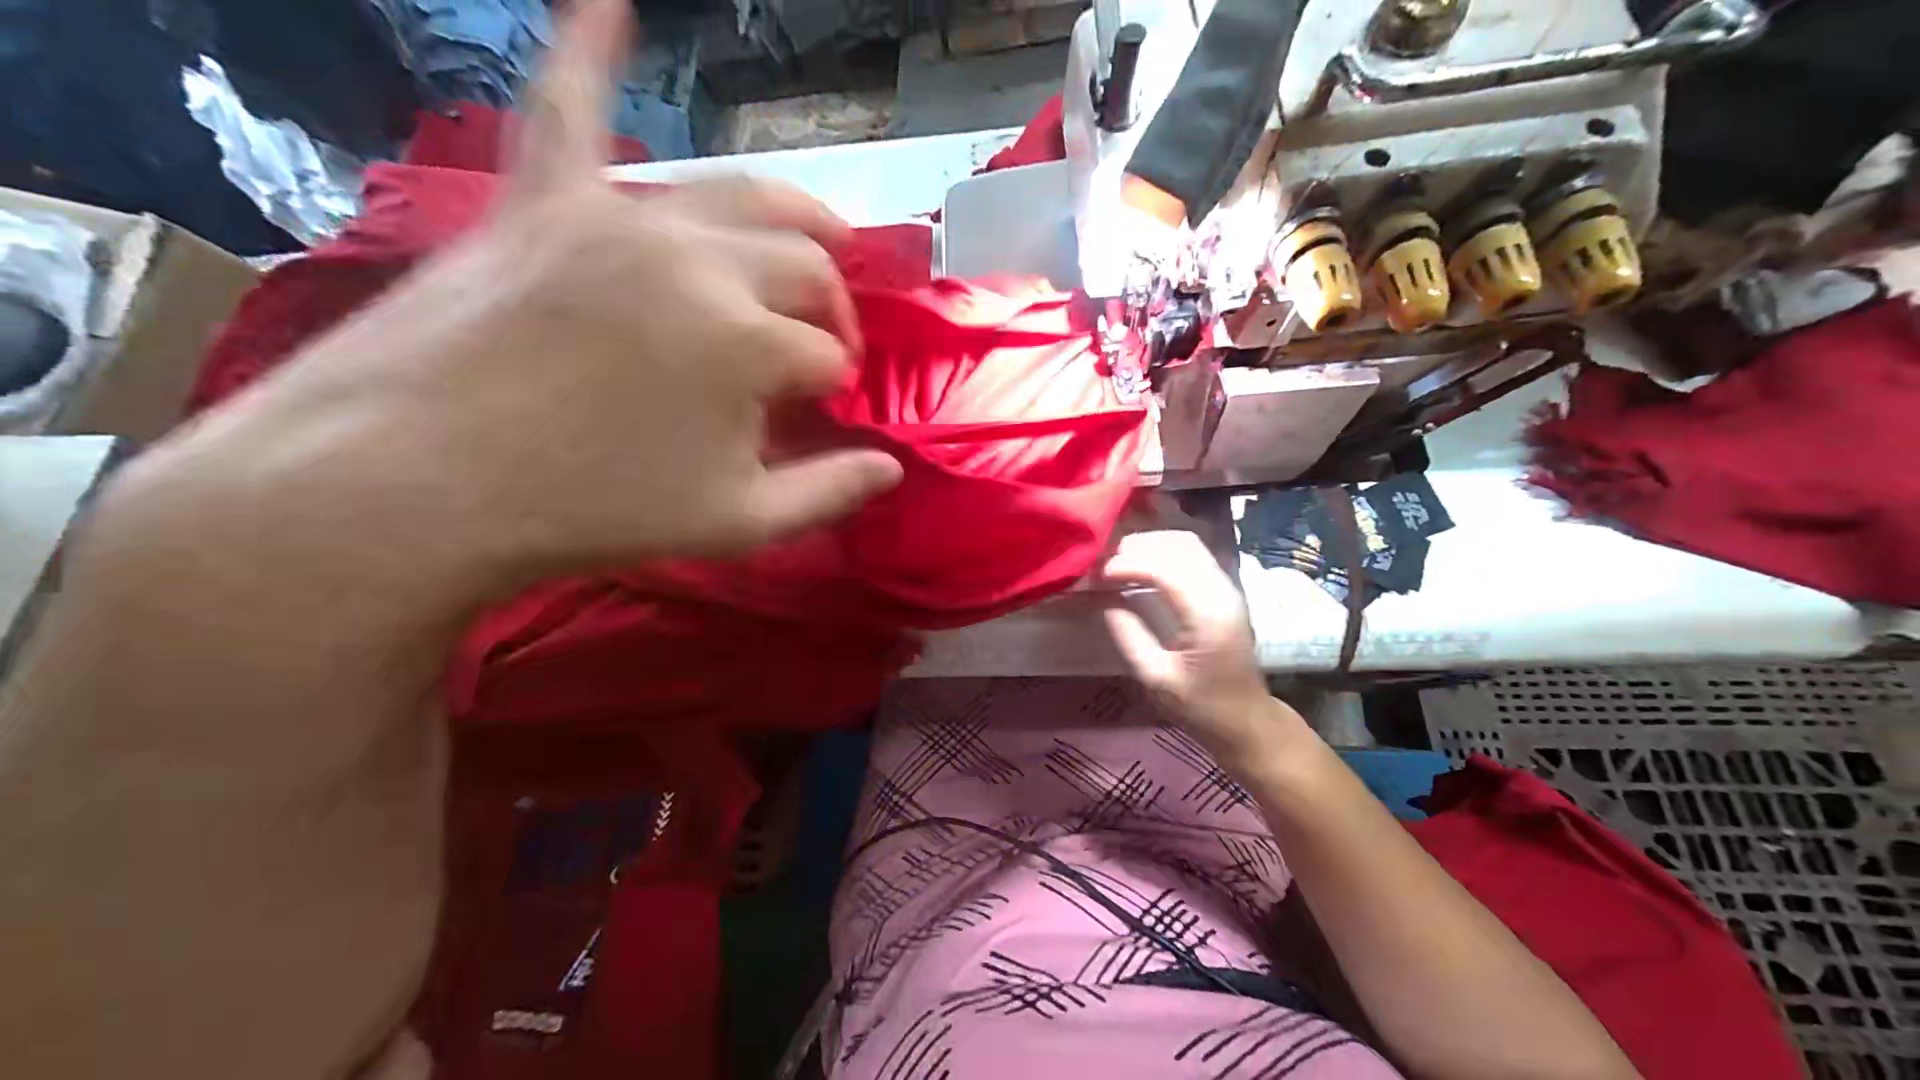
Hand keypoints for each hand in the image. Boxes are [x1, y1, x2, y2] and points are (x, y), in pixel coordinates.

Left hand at [144, 0, 900, 604]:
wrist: (419, 485)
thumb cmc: (594, 512)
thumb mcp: (736, 523)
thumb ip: (828, 493)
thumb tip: (891, 466)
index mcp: (750, 342)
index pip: (826, 354)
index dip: (835, 386)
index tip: (822, 414)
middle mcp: (701, 261)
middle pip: (803, 266)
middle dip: (831, 308)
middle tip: (824, 343)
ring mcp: (620, 220)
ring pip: (739, 195)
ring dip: (795, 214)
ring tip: (823, 232)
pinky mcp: (544, 205)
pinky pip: (567, 110)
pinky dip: (585, 50)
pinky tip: (604, 0)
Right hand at [1102, 530, 1305, 764]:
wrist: (1247, 721)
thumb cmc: (1201, 707)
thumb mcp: (1157, 679)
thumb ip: (1129, 636)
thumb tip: (1105, 600)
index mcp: (1208, 616)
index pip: (1166, 568)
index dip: (1128, 564)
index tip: (1099, 575)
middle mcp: (1223, 593)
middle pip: (1180, 545)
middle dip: (1138, 547)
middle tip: (1105, 563)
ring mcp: (1228, 589)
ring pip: (1188, 544)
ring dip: (1151, 546)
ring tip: (1119, 561)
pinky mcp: (1224, 591)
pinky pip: (1194, 555)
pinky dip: (1164, 552)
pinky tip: (1141, 566)